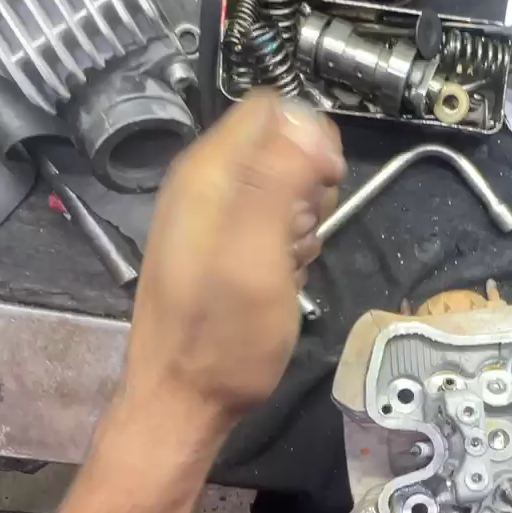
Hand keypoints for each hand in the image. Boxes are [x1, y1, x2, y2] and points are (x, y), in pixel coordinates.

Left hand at [120, 91, 344, 426]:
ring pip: (284, 190)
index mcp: (209, 173)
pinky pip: (274, 227)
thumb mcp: (255, 256)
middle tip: (300, 238)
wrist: (185, 402)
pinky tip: (283, 278)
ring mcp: (213, 221)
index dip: (312, 140)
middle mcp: (207, 187)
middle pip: (282, 147)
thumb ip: (279, 182)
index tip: (326, 191)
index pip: (272, 110)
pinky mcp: (224, 252)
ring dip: (304, 222)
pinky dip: (290, 247)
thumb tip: (311, 124)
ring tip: (290, 263)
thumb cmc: (223, 338)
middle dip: (310, 187)